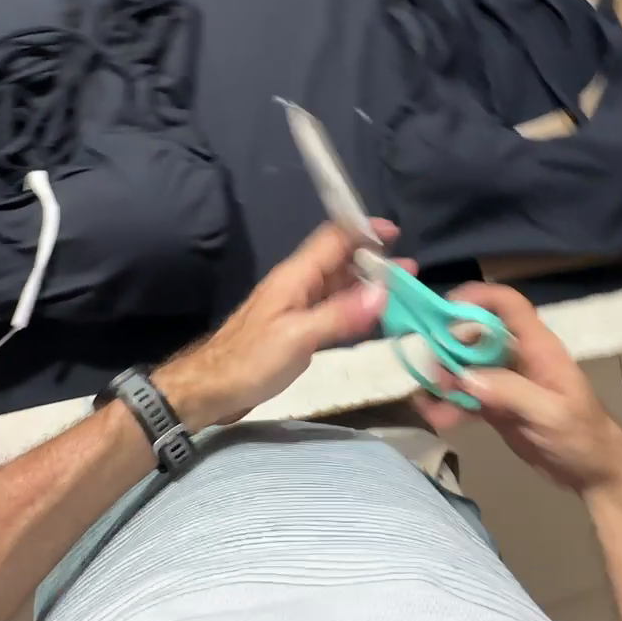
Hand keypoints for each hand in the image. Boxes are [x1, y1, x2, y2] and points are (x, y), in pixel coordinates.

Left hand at [155, 221, 406, 431]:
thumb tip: (383, 292)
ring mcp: (296, 307)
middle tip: (410, 271)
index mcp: (296, 277)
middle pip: (339, 261)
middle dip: (374, 261)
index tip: (394, 233)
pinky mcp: (296, 329)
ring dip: (367, 286)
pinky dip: (354, 308)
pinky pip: (331, 309)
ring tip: (400, 292)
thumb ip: (339, 315)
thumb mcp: (298, 338)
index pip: (333, 239)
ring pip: (337, 286)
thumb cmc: (250, 361)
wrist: (210, 390)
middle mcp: (297, 285)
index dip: (362, 230)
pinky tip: (372, 318)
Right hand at [411, 282, 621, 498]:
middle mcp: (517, 357)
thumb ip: (509, 392)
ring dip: (444, 378)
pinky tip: (433, 416)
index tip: (445, 309)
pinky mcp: (496, 405)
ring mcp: (505, 381)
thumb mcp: (550, 414)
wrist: (593, 473)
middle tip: (431, 369)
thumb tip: (465, 377)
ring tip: (428, 399)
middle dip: (449, 346)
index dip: (478, 298)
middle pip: (477, 334)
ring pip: (466, 365)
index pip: (508, 305)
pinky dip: (448, 403)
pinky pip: (466, 395)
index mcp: (537, 347)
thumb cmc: (582, 436)